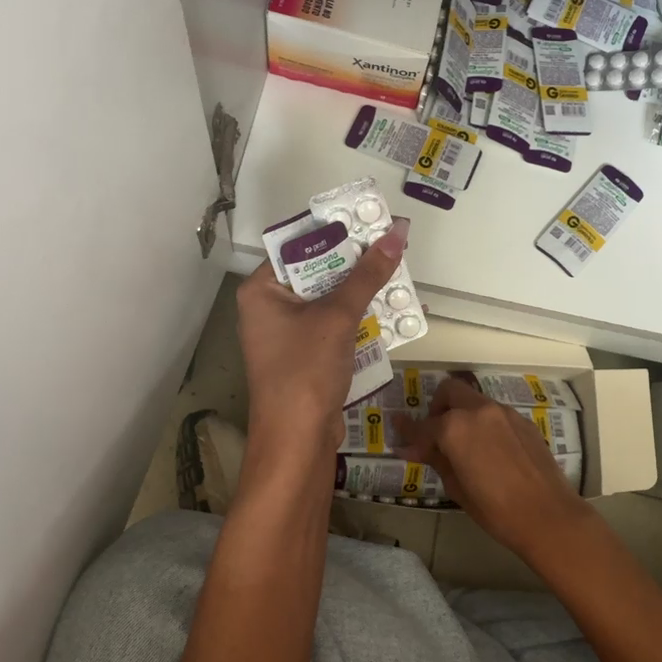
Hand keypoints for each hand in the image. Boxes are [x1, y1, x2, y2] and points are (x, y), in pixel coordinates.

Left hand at [236, 219, 407, 461]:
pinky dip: (361, 319)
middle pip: (317, 272)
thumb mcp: (338, 317)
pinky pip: (335, 326)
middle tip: (392, 245)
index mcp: (262, 290)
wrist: (298, 442)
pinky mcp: (307, 357)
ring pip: (330, 300)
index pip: (297, 246)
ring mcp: (287, 335)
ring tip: (400, 275)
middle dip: (356, 263)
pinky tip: (393, 312)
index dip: (334, 232)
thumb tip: (395, 232)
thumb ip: (368, 274)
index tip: (370, 220)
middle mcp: (269, 308)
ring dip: (363, 292)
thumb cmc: (306, 372)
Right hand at [399, 376, 594, 559]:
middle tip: (436, 435)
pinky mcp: (523, 421)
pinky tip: (489, 451)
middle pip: (450, 391)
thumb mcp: (457, 487)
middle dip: (437, 408)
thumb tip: (413, 448)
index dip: (409, 434)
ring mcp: (505, 413)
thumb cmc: (496, 509)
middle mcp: (479, 410)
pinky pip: (495, 414)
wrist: (548, 515)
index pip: (423, 426)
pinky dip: (484, 423)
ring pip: (475, 401)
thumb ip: (435, 459)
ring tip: (464, 446)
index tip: (400, 438)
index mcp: (456, 427)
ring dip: (462, 414)